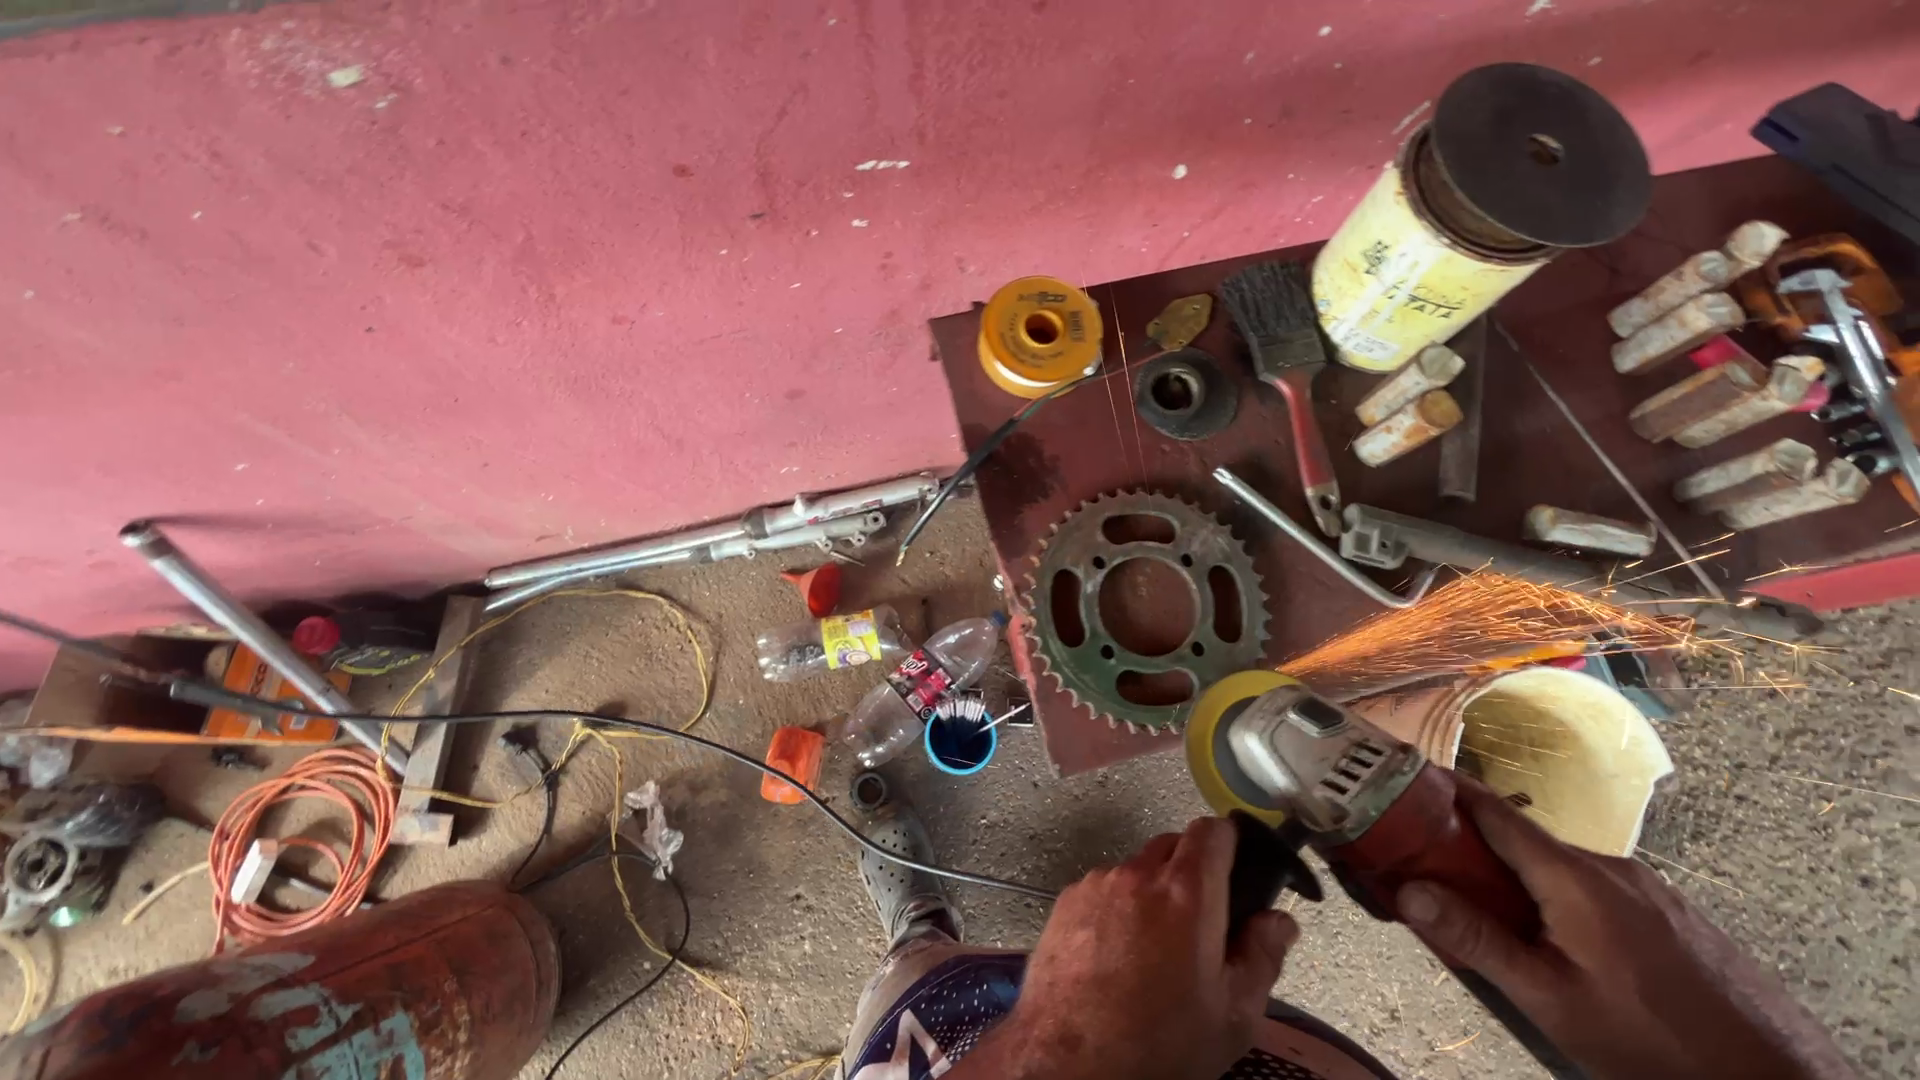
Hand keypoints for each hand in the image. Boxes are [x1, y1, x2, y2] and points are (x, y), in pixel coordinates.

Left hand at [953, 817, 1297, 1079]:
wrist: (1071, 1059)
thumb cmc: (1159, 1041)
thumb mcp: (1232, 1013)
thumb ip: (1263, 956)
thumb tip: (1278, 920)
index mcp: (1187, 892)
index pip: (1212, 831)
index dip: (1228, 842)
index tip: (1235, 866)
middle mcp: (1139, 874)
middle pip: (1173, 845)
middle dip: (1191, 871)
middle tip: (1201, 922)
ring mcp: (1097, 884)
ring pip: (1136, 869)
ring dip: (1151, 893)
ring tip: (1153, 948)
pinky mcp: (1066, 900)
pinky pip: (1103, 889)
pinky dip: (1117, 908)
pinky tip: (1115, 954)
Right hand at [1397, 780, 1854, 1079]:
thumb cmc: (1652, 1041)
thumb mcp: (1549, 999)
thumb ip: (1476, 940)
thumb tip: (1407, 891)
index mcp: (1574, 877)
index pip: (1494, 811)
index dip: (1446, 788)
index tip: (1406, 777)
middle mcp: (1610, 867)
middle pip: (1522, 843)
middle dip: (1471, 850)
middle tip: (1428, 870)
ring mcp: (1646, 888)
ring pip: (1558, 870)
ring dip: (1516, 881)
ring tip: (1491, 920)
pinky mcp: (1671, 913)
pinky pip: (1594, 890)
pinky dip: (1556, 899)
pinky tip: (1555, 942)